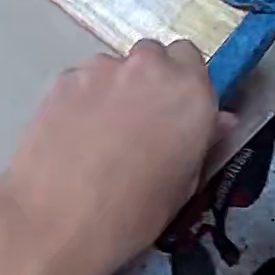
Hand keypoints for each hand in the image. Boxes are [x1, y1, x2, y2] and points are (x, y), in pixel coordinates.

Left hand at [0, 39, 233, 274]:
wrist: (55, 218)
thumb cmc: (132, 213)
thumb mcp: (183, 185)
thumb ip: (203, 141)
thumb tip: (219, 121)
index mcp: (190, 91)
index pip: (192, 58)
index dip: (183, 81)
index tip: (174, 109)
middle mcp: (148, 68)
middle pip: (152, 55)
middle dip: (148, 80)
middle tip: (138, 121)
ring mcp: (100, 69)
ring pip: (113, 68)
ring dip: (113, 89)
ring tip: (98, 134)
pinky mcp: (62, 79)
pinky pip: (81, 81)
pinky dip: (81, 99)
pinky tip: (72, 134)